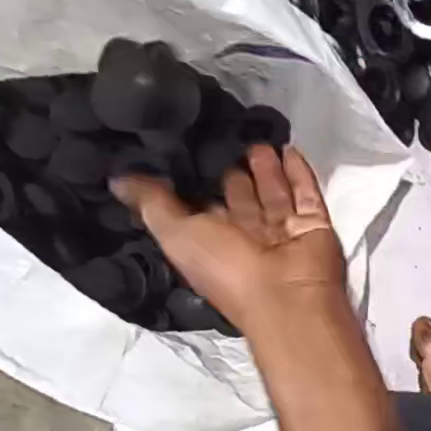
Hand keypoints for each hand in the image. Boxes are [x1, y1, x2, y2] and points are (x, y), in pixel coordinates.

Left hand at [110, 144, 343, 327]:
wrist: (288, 297)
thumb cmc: (227, 270)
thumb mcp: (176, 236)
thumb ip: (152, 205)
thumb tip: (116, 179)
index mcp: (216, 242)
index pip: (206, 206)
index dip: (196, 181)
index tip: (184, 145)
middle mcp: (250, 237)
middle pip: (243, 198)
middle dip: (234, 171)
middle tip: (222, 133)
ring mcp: (285, 232)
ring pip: (274, 193)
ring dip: (265, 167)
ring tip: (253, 135)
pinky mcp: (314, 226)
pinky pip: (307, 195)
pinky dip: (299, 173)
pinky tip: (288, 147)